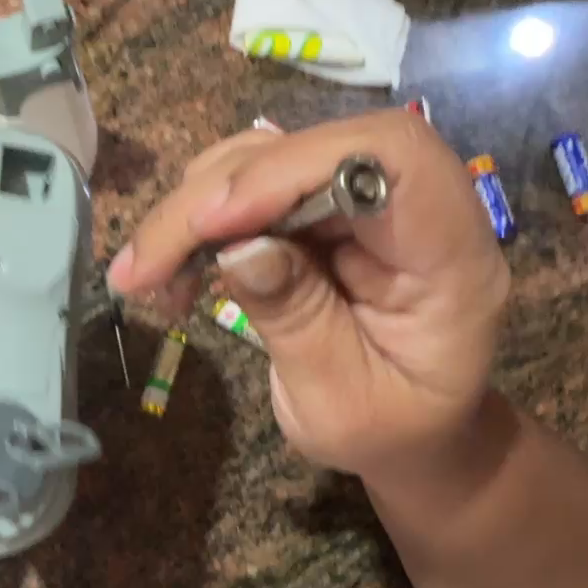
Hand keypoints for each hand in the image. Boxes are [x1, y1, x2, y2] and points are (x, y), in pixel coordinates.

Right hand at [107, 109, 509, 477]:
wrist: (409, 434)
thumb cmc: (388, 430)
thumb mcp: (339, 401)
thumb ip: (297, 321)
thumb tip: (237, 246)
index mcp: (449, 254)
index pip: (386, 156)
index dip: (293, 170)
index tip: (214, 226)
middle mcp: (407, 206)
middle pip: (303, 153)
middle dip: (207, 203)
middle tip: (137, 271)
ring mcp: (355, 203)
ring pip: (260, 162)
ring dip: (187, 213)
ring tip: (143, 278)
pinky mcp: (313, 212)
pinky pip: (243, 191)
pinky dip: (193, 227)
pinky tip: (171, 273)